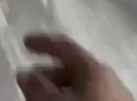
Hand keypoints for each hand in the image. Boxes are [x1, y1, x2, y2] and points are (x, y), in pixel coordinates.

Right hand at [16, 34, 131, 100]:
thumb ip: (35, 86)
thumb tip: (25, 74)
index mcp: (96, 70)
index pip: (65, 46)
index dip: (42, 43)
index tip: (24, 44)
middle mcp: (112, 82)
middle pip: (75, 70)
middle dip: (50, 75)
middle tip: (31, 83)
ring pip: (85, 90)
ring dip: (62, 93)